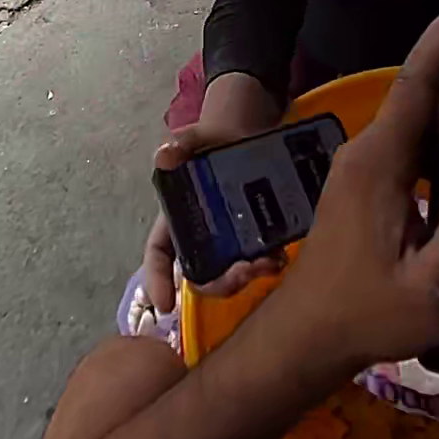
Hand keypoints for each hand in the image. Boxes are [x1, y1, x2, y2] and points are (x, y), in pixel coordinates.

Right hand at [140, 72, 285, 313]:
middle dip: (221, 282)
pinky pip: (262, 258)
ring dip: (250, 275)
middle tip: (245, 271)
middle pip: (203, 276)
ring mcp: (233, 239)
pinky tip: (282, 255)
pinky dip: (271, 262)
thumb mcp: (201, 136)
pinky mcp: (261, 235)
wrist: (253, 134)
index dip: (157, 281)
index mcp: (179, 217)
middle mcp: (203, 235)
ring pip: (234, 272)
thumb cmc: (218, 138)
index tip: (164, 305)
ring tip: (271, 262)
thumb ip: (183, 142)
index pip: (160, 255)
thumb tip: (164, 155)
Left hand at [255, 0, 438, 378]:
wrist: (308, 333)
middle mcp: (367, 152)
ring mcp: (362, 168)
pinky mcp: (365, 187)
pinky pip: (411, 145)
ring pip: (415, 120)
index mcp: (379, 161)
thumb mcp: (435, 289)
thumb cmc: (367, 312)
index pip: (416, 85)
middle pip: (419, 95)